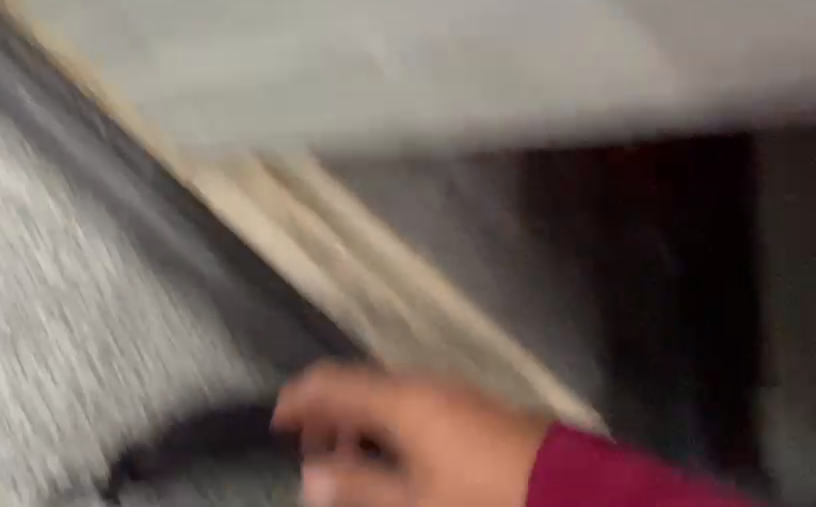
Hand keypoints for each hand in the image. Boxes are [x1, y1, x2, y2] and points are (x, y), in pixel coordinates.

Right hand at [273, 362, 553, 506]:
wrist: (598, 506)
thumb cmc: (492, 502)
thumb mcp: (421, 505)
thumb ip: (360, 488)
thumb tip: (307, 479)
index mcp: (398, 399)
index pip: (328, 382)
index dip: (297, 401)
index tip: (277, 426)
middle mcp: (423, 385)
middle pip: (358, 388)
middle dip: (332, 418)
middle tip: (319, 456)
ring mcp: (461, 397)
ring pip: (392, 400)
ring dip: (367, 427)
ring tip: (365, 467)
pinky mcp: (492, 416)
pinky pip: (424, 410)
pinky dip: (401, 430)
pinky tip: (413, 467)